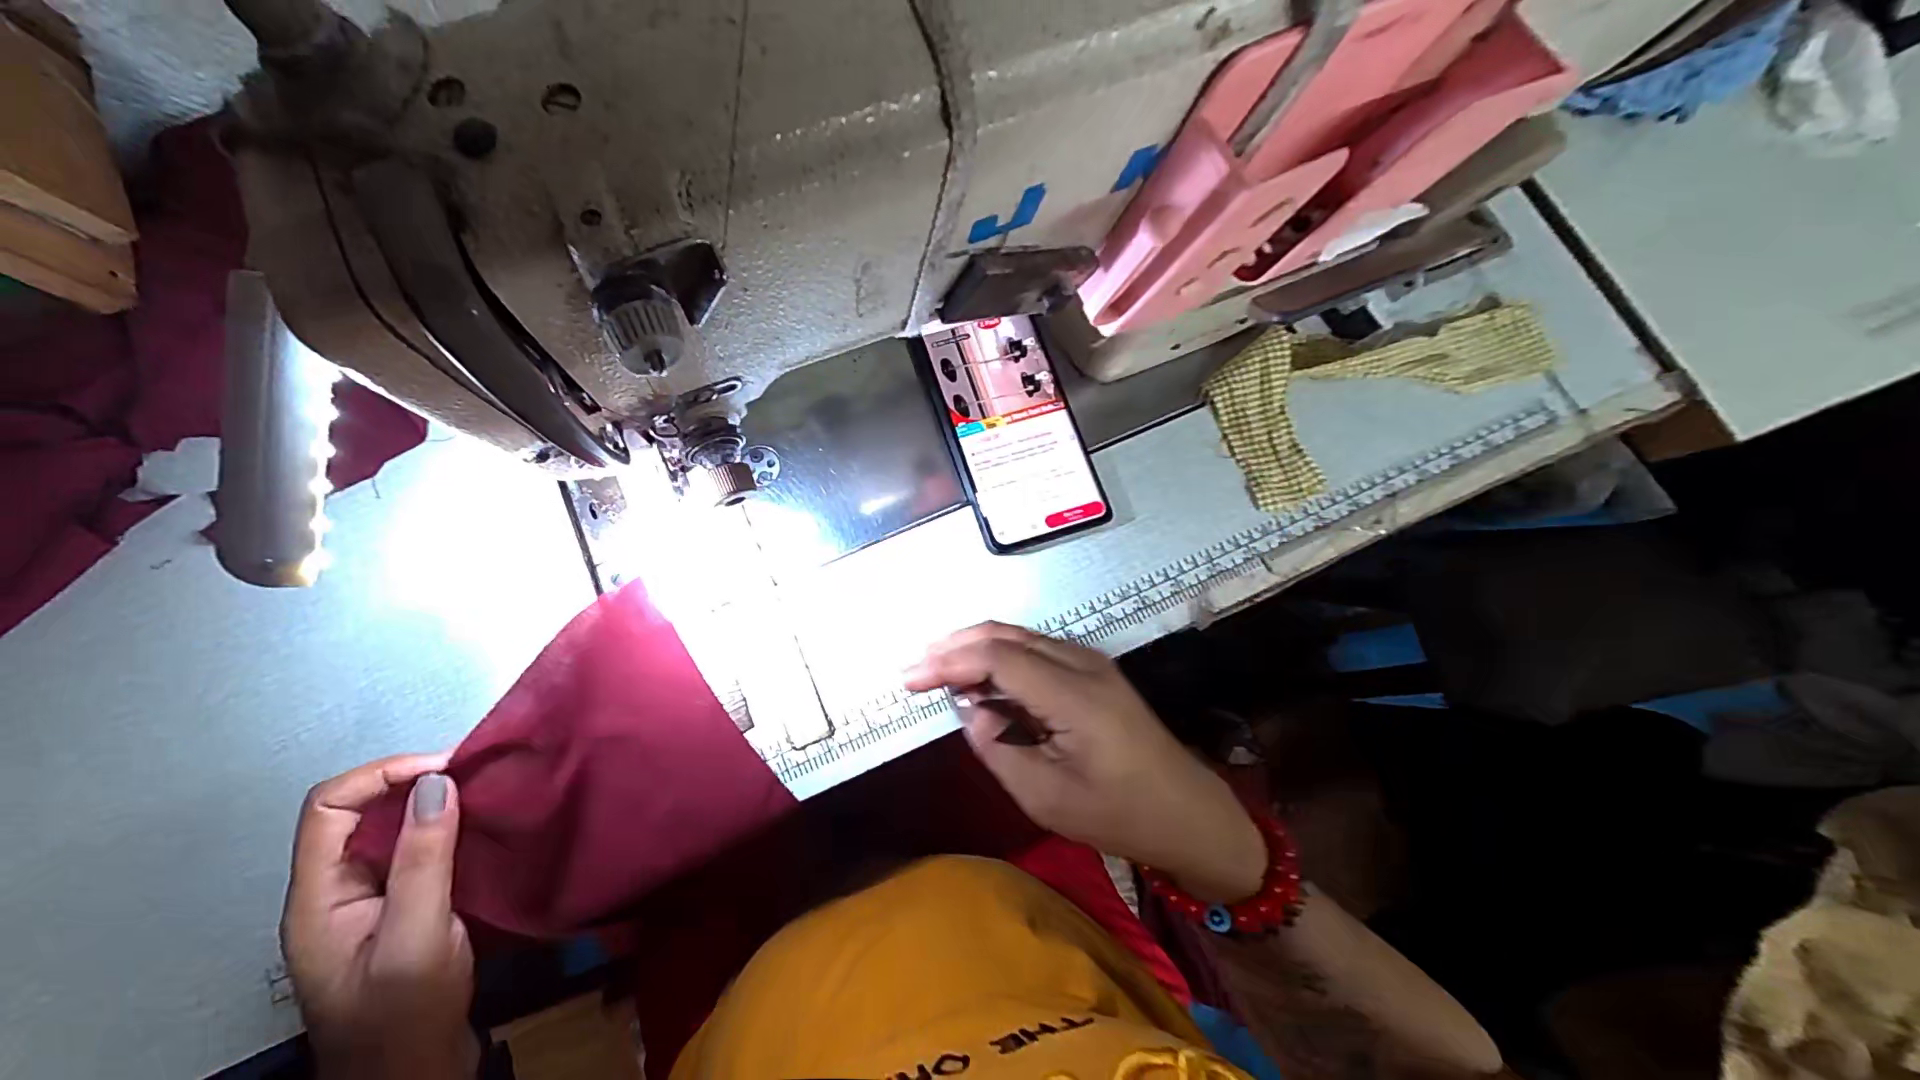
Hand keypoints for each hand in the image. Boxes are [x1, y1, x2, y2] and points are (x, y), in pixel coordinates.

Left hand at [281, 754, 476, 1079]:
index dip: (382, 775)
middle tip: (476, 776)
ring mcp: (370, 898)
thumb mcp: (415, 938)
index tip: (448, 770)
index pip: (329, 808)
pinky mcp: (403, 903)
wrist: (412, 1073)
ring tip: (485, 793)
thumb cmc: (404, 1014)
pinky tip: (482, 826)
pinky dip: (449, 826)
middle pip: (359, 810)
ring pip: (392, 827)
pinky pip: (418, 847)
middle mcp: (337, 889)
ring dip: (435, 803)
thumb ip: (423, 861)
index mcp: (318, 898)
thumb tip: (438, 781)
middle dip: (415, 783)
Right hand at [905, 622, 1265, 902]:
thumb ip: (997, 747)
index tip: (910, 680)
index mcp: (1074, 694)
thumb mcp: (1046, 796)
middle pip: (1005, 635)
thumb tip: (967, 707)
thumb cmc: (1118, 814)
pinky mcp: (1094, 670)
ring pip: (1020, 636)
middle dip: (954, 646)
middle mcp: (1082, 663)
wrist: (1187, 812)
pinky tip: (980, 676)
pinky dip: (999, 656)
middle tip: (915, 669)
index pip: (997, 657)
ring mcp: (1091, 662)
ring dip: (975, 647)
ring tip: (936, 669)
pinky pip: (1036, 649)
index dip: (948, 662)